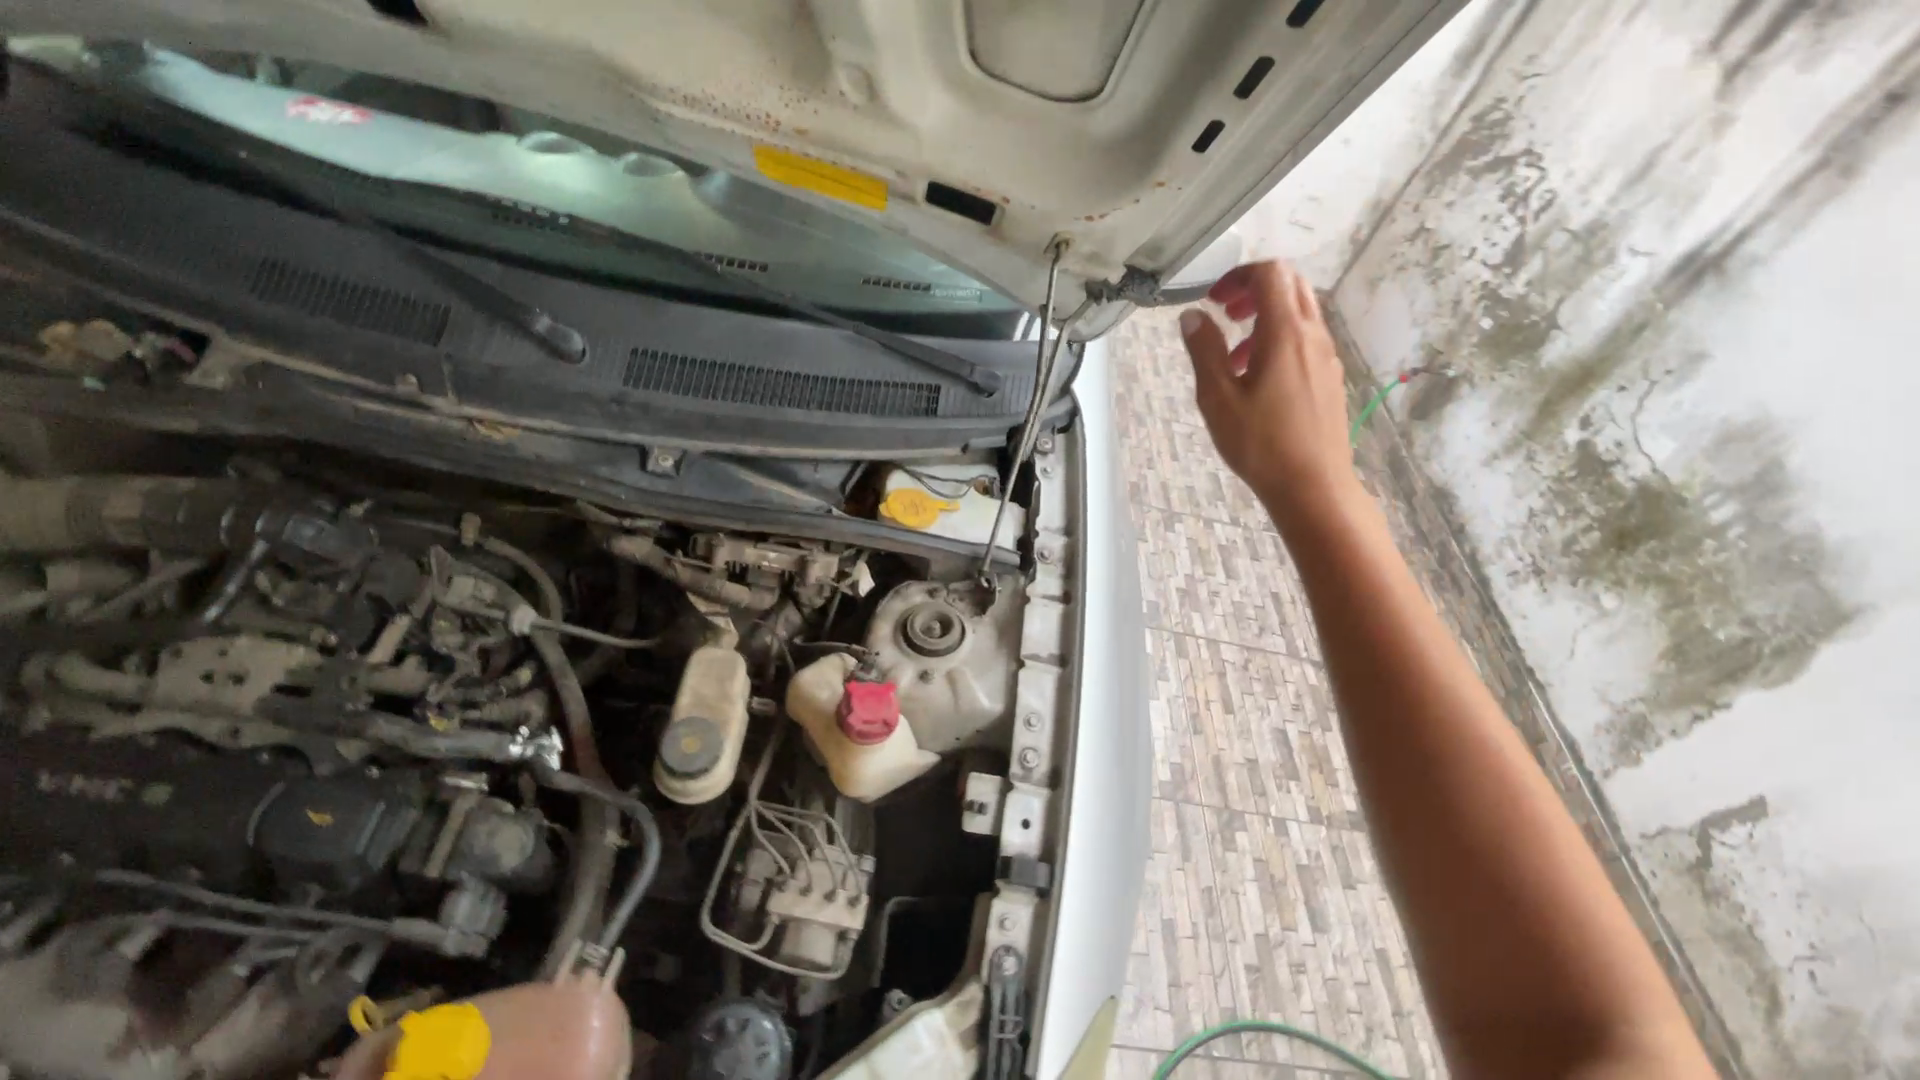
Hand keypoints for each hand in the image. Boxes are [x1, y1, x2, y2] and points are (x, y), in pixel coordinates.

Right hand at [1179, 260, 1358, 526]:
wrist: (1313, 486)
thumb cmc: (1261, 444)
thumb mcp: (1218, 398)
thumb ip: (1204, 351)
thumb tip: (1192, 317)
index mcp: (1285, 332)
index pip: (1270, 273)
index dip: (1238, 276)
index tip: (1213, 301)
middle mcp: (1312, 335)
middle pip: (1291, 285)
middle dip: (1254, 289)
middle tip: (1225, 315)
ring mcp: (1326, 356)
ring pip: (1300, 313)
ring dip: (1266, 317)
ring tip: (1235, 356)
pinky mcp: (1330, 377)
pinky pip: (1306, 340)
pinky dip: (1280, 340)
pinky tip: (1258, 380)